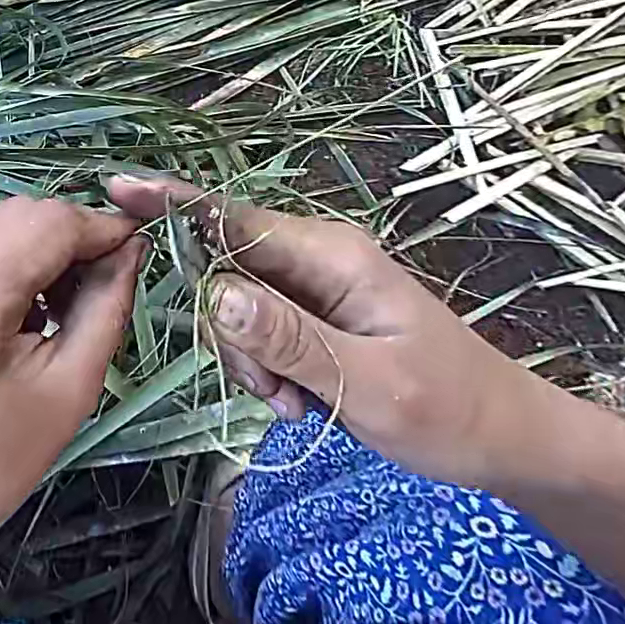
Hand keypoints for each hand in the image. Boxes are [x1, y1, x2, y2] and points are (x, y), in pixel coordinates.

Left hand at [0, 197, 142, 623]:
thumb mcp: (72, 386)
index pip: (50, 224)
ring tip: (59, 300)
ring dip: (42, 244)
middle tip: (100, 281)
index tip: (136, 244)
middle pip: (24, 213)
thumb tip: (131, 246)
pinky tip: (21, 300)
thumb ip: (107, 302)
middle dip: (73, 236)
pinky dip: (9, 253)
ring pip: (0, 219)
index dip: (100, 227)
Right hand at [107, 173, 573, 488]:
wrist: (504, 437)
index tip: (120, 186)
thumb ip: (290, 337)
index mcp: (329, 253)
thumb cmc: (449, 409)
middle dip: (230, 331)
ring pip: (234, 304)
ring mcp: (308, 281)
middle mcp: (311, 254)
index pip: (234, 217)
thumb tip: (217, 293)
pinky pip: (254, 324)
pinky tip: (297, 398)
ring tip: (294, 401)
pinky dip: (262, 363)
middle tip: (271, 390)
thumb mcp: (371, 384)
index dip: (173, 201)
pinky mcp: (307, 308)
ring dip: (249, 356)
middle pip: (225, 269)